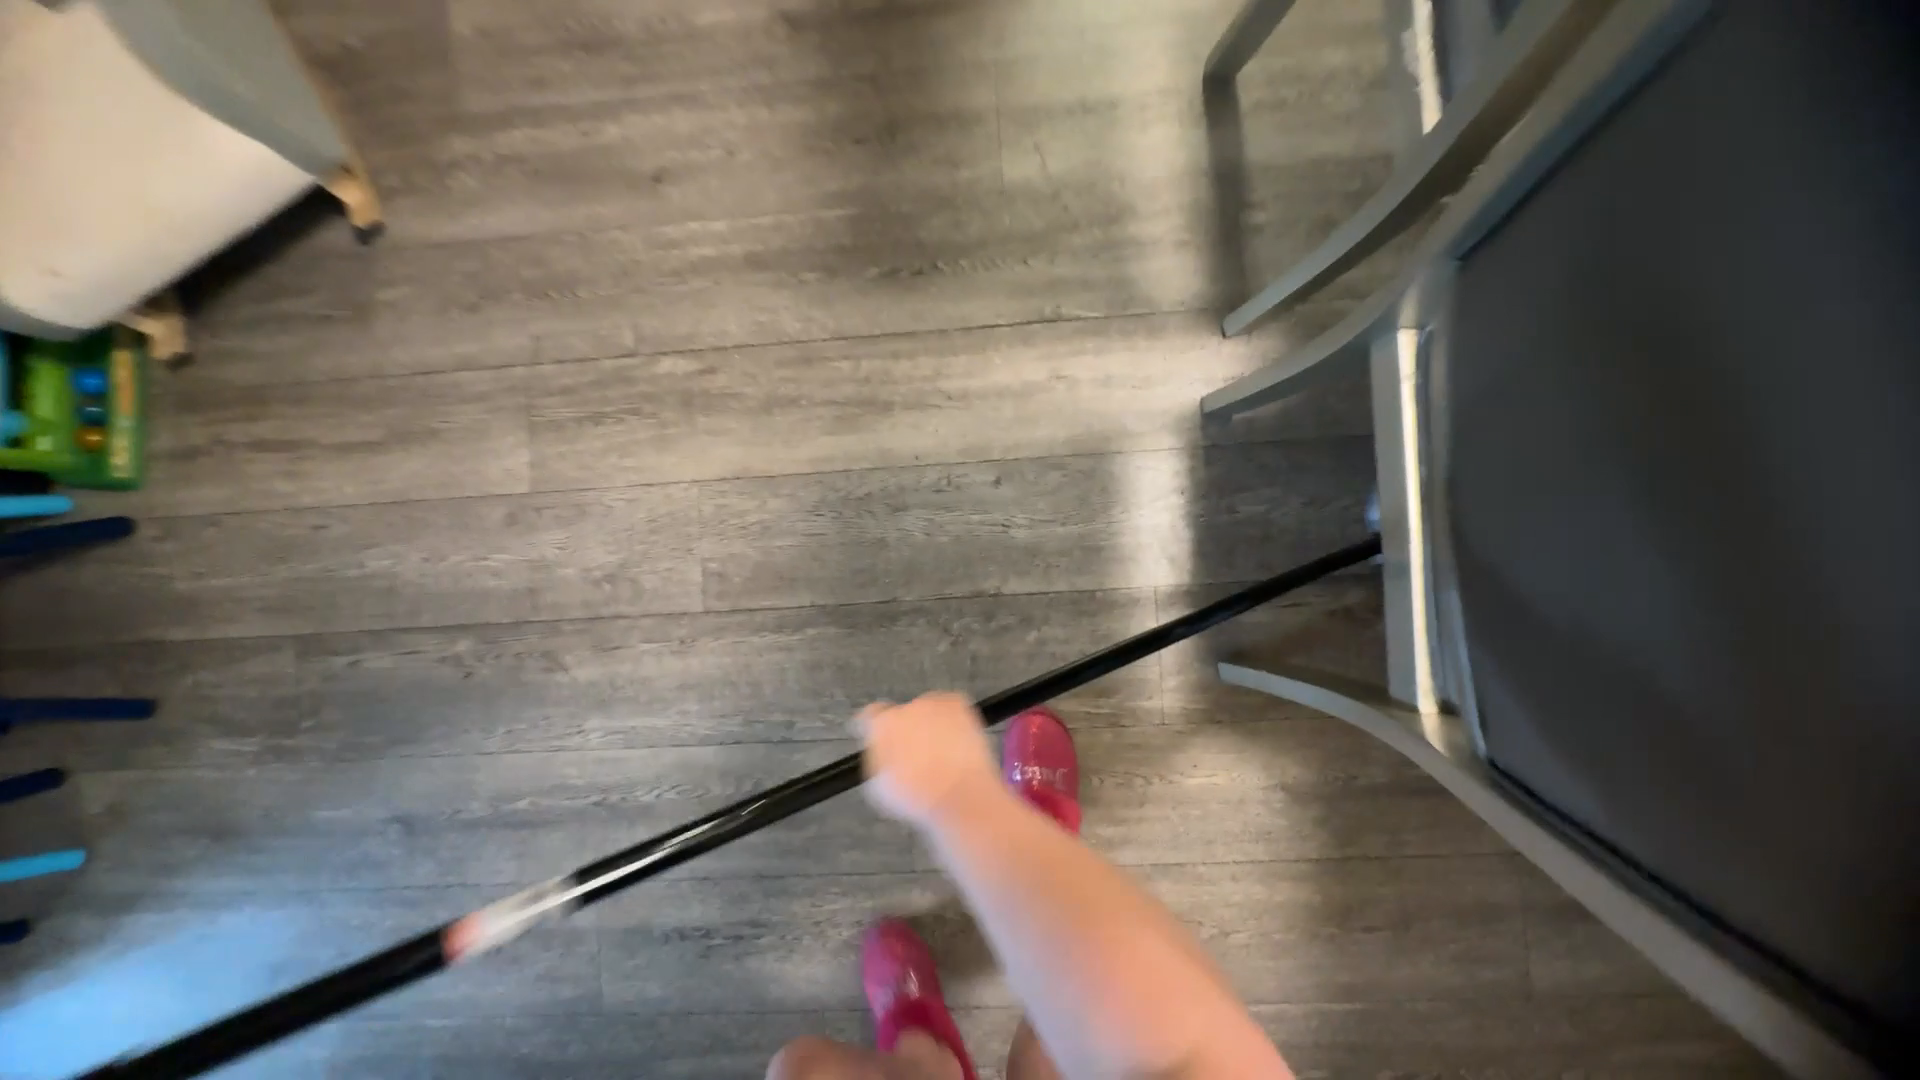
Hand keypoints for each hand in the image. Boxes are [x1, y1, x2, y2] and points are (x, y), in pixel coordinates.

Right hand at [855, 693, 1003, 829]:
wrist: (958, 791)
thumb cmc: (922, 794)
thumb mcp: (881, 787)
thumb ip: (877, 760)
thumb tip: (878, 755)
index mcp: (881, 727)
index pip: (870, 716)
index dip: (876, 728)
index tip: (880, 735)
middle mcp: (903, 710)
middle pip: (901, 714)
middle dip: (907, 730)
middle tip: (916, 755)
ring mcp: (931, 704)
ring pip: (926, 710)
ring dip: (929, 726)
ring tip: (939, 754)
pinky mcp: (955, 704)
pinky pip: (949, 706)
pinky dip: (951, 720)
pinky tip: (953, 742)